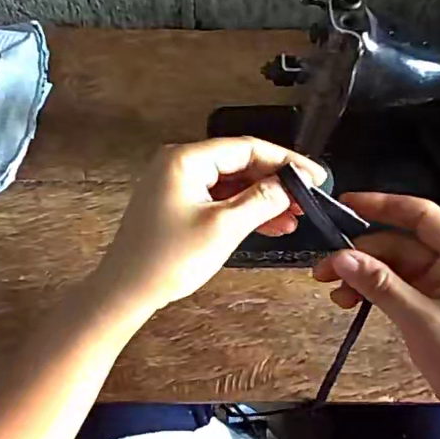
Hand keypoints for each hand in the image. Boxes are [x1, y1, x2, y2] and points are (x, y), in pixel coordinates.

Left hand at [93, 138, 326, 313]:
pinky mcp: (175, 203)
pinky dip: (241, 209)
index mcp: (184, 159)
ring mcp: (175, 184)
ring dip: (261, 198)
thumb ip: (260, 200)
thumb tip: (287, 184)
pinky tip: (268, 223)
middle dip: (275, 181)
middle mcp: (177, 164)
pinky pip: (216, 198)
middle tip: (306, 198)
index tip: (313, 176)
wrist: (126, 290)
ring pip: (230, 182)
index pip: (246, 148)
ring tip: (293, 216)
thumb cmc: (165, 260)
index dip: (285, 161)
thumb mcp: (223, 227)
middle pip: (238, 163)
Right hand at [313, 193, 439, 422]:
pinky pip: (402, 288)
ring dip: (364, 277)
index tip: (346, 204)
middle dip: (361, 256)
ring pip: (397, 268)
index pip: (423, 216)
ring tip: (335, 295)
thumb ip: (379, 283)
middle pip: (402, 245)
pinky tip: (353, 302)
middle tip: (323, 271)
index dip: (382, 206)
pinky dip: (376, 293)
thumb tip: (340, 257)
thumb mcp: (420, 320)